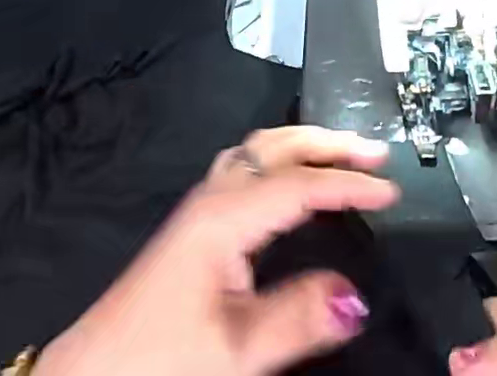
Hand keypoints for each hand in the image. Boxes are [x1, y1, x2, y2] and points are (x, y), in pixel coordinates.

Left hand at [32, 126, 397, 375]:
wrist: (105, 359)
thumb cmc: (165, 352)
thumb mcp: (239, 348)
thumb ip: (299, 318)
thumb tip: (356, 294)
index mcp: (224, 216)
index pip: (297, 185)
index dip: (346, 184)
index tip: (391, 190)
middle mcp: (212, 195)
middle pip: (272, 148)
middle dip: (324, 142)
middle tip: (373, 150)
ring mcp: (202, 202)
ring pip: (256, 150)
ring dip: (301, 144)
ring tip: (343, 151)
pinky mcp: (199, 217)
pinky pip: (245, 165)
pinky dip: (279, 158)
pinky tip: (292, 177)